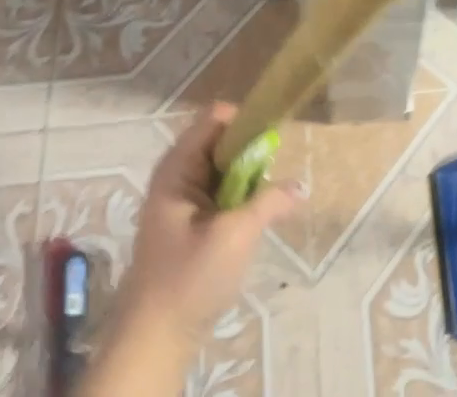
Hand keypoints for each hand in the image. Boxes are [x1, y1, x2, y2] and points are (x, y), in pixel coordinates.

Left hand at [115, 103, 301, 339]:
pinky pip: (221, 193)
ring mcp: (183, 199)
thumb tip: (302, 185)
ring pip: (225, 170)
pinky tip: (256, 218)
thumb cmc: (189, 278)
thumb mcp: (235, 236)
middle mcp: (178, 175)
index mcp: (178, 167)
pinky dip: (241, 198)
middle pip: (222, 142)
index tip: (275, 144)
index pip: (216, 118)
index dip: (247, 123)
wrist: (154, 337)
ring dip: (249, 180)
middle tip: (272, 180)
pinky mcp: (191, 222)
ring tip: (269, 200)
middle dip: (252, 154)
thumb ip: (269, 202)